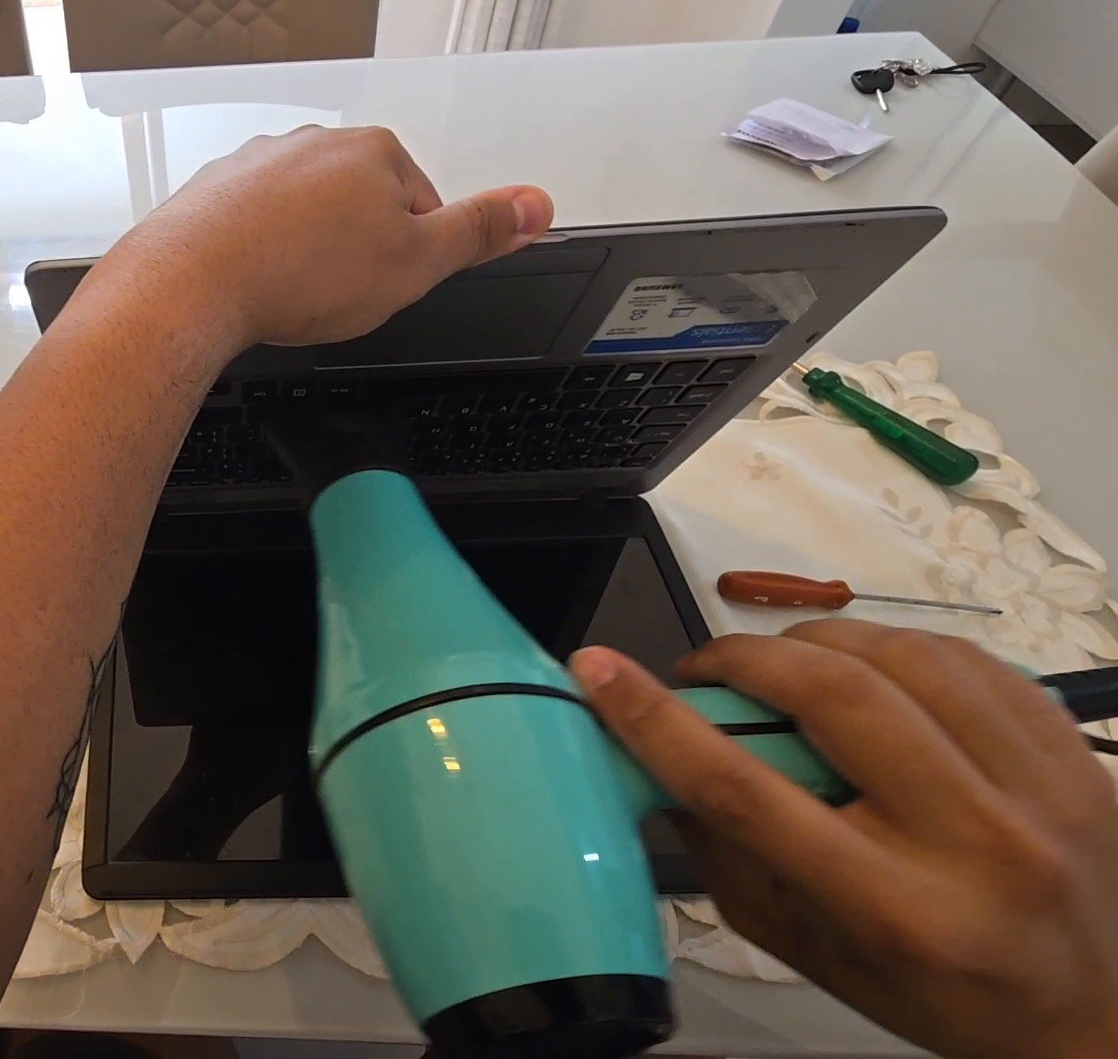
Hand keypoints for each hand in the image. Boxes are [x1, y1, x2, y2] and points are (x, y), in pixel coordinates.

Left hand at [81, 125, 552, 358]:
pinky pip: (253, 229)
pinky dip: (258, 256)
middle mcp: (314, 146)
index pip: (419, 204)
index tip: (385, 284)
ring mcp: (260, 165)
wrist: (195, 284)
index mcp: (374, 154)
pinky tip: (253, 283)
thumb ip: (477, 234)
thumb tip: (534, 207)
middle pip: (358, 209)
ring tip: (289, 292)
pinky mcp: (217, 194)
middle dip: (353, 255)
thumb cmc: (296, 273)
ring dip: (303, 255)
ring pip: (302, 220)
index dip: (407, 258)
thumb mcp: (412, 265)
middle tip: (335, 295)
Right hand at [570, 623, 1117, 1058]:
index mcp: (893, 908)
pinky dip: (886, 644)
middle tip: (706, 670)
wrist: (1102, 1022)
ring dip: (811, 642)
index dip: (653, 719)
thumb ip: (716, 844)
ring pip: (903, 657)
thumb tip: (652, 752)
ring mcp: (1050, 795)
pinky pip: (966, 658)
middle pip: (837, 695)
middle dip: (742, 658)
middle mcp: (981, 846)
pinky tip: (859, 669)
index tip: (595, 667)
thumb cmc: (919, 986)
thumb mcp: (789, 938)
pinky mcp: (1083, 759)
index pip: (742, 790)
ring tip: (781, 665)